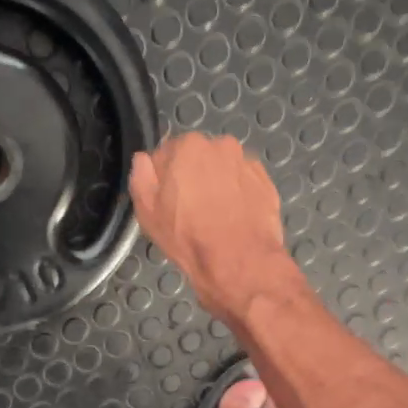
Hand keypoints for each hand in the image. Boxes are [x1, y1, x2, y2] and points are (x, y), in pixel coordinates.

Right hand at [129, 134, 305, 316]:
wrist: (240, 262)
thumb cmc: (188, 237)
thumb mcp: (148, 213)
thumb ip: (141, 178)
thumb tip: (143, 161)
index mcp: (187, 146)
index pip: (166, 155)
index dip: (162, 180)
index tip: (165, 202)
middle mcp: (220, 145)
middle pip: (197, 159)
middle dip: (191, 179)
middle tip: (188, 213)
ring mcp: (246, 162)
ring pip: (222, 171)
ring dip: (215, 186)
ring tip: (213, 219)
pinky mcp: (266, 182)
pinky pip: (242, 184)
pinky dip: (237, 196)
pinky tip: (232, 220)